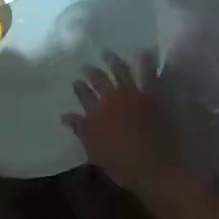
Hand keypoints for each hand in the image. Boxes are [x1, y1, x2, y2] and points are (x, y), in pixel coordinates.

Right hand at [64, 52, 183, 196]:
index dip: (79, 87)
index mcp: (96, 114)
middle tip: (87, 65)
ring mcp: (132, 94)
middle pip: (98, 78)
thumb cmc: (123, 165)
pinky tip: (145, 52)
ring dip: (113, 60)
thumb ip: (80, 130)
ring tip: (108, 54)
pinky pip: (149, 73)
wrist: (154, 167)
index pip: (83, 95)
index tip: (76, 81)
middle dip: (91, 70)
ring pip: (120, 70)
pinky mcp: (152, 94)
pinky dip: (147, 61)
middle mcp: (111, 99)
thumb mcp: (95, 151)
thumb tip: (64, 116)